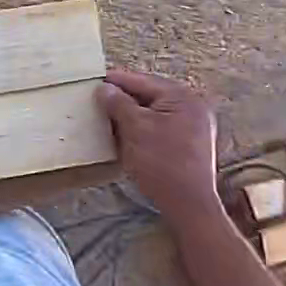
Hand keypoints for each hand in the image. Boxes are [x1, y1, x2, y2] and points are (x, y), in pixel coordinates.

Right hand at [96, 69, 223, 225]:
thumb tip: (104, 88)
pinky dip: (141, 127)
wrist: (188, 205)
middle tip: (96, 100)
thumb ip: (118, 103)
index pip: (141, 80)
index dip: (115, 80)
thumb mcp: (134, 128)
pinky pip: (159, 126)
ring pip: (153, 111)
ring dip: (130, 114)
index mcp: (182, 96)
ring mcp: (193, 126)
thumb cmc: (161, 162)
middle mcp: (191, 106)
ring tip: (106, 117)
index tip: (92, 81)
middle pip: (148, 95)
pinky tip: (124, 134)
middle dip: (122, 98)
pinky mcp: (188, 143)